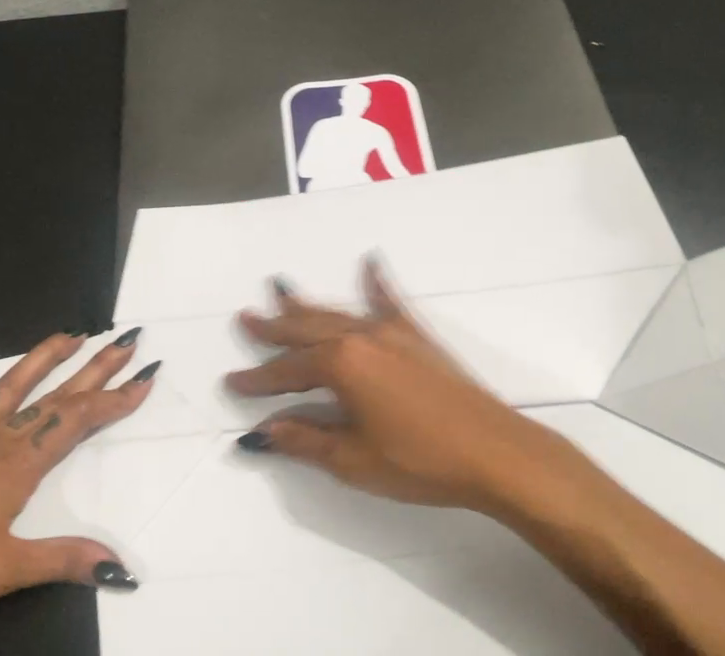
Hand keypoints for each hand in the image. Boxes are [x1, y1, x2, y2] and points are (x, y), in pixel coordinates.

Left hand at [0, 329, 157, 608]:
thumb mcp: (4, 569)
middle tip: (125, 340)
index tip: (146, 376)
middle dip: (94, 368)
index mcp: (20, 462)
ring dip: (41, 358)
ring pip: (7, 385)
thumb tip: (122, 567)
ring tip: (70, 332)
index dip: (115, 399)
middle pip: (54, 395)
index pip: (78, 420)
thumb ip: (63, 560)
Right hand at [225, 258, 580, 514]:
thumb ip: (304, 439)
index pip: (287, 371)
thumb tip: (262, 432)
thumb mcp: (353, 459)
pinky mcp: (419, 337)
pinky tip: (370, 263)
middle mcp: (361, 337)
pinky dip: (377, 283)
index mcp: (341, 365)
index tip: (230, 382)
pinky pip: (391, 302)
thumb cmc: (419, 461)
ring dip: (308, 307)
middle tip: (246, 318)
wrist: (494, 451)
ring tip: (281, 292)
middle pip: (307, 330)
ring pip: (339, 313)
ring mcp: (393, 332)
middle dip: (275, 328)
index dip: (258, 381)